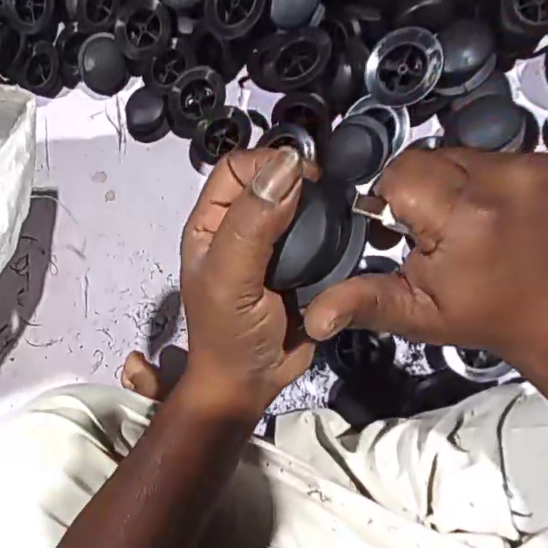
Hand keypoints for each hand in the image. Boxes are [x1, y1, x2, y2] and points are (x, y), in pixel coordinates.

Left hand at [147, 147, 314, 421]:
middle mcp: (239, 229)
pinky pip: (319, 235)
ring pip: (298, 205)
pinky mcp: (299, 264)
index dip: (269, 164)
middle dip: (298, 181)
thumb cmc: (227, 338)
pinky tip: (336, 241)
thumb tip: (285, 168)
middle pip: (271, 179)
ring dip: (318, 208)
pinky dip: (330, 234)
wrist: (251, 383)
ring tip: (332, 219)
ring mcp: (271, 247)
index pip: (237, 167)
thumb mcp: (230, 279)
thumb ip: (252, 225)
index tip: (301, 182)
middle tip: (321, 200)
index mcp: (211, 225)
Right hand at [302, 148, 547, 373]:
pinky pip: (491, 157)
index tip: (402, 232)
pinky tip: (487, 217)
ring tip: (463, 229)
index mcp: (465, 217)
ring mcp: (530, 169)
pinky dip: (480, 183)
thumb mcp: (417, 315)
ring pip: (457, 153)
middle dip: (418, 195)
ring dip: (448, 186)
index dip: (390, 202)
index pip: (400, 173)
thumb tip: (316, 315)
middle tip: (432, 237)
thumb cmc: (494, 317)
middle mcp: (503, 182)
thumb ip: (363, 303)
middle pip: (427, 158)